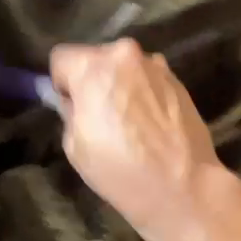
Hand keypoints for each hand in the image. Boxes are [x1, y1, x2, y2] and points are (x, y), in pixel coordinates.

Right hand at [50, 39, 239, 240]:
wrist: (181, 186)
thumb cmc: (119, 169)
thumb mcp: (74, 146)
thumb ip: (69, 112)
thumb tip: (72, 101)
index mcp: (94, 67)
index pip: (60, 57)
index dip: (60, 83)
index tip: (69, 106)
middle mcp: (126, 54)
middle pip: (95, 58)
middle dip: (91, 80)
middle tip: (97, 116)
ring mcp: (157, 65)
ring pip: (124, 68)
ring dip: (119, 86)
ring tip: (127, 123)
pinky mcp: (179, 80)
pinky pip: (147, 79)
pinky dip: (142, 94)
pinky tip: (148, 125)